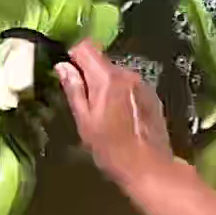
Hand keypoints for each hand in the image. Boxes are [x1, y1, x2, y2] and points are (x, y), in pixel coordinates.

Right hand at [55, 41, 183, 192]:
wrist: (149, 167)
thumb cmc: (110, 149)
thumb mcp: (85, 121)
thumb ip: (74, 90)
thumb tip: (62, 66)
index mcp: (108, 78)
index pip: (87, 47)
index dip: (73, 55)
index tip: (68, 73)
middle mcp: (128, 74)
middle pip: (102, 61)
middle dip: (90, 75)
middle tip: (84, 102)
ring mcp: (143, 84)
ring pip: (117, 74)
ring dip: (107, 85)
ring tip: (103, 113)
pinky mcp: (153, 95)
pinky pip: (130, 86)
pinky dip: (122, 93)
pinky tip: (121, 116)